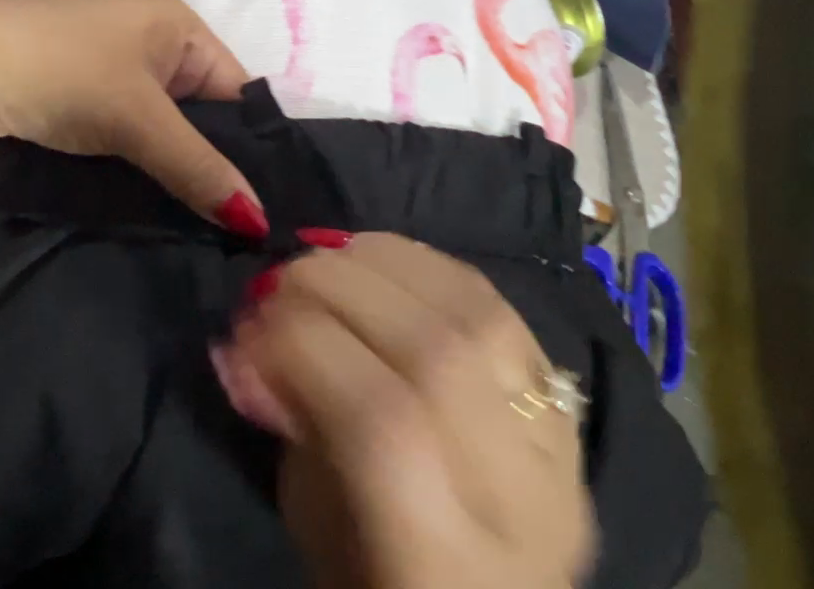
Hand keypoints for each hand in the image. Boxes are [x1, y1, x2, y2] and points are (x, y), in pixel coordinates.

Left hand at [0, 0, 266, 234]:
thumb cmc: (61, 70)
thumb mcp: (136, 118)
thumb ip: (197, 167)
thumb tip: (258, 222)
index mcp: (177, 22)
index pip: (236, 90)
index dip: (251, 148)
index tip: (263, 212)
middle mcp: (148, 37)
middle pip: (199, 111)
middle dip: (210, 164)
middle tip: (233, 230)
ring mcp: (106, 64)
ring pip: (159, 126)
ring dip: (170, 168)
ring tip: (195, 227)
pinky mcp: (72, 91)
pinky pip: (123, 131)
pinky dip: (134, 162)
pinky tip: (145, 202)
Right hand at [212, 235, 594, 587]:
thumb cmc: (375, 584)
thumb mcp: (314, 524)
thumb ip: (292, 423)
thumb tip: (248, 340)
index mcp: (444, 563)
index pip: (382, 421)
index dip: (303, 349)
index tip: (246, 328)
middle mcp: (519, 501)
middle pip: (435, 353)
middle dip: (336, 291)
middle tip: (275, 282)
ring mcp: (557, 451)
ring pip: (479, 317)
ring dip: (387, 264)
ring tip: (326, 258)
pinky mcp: (568, 412)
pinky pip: (504, 311)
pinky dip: (432, 267)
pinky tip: (382, 258)